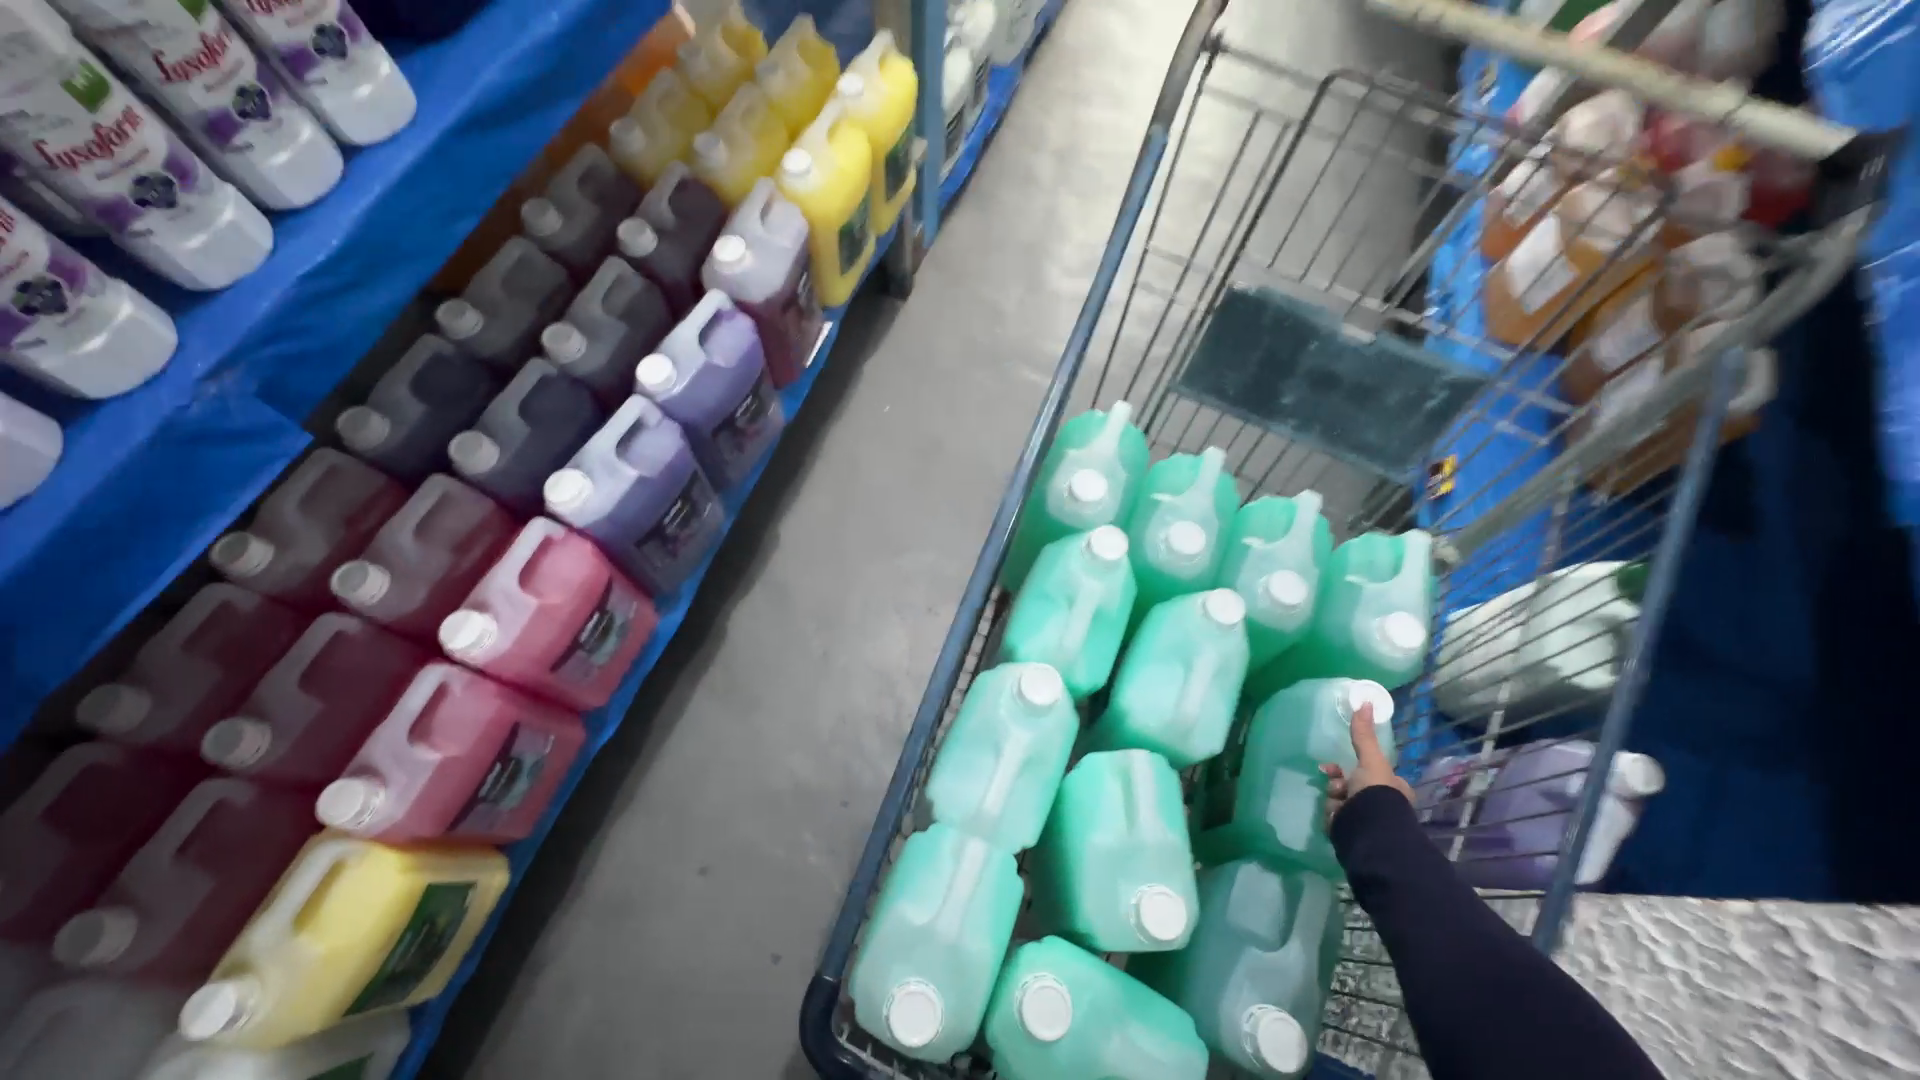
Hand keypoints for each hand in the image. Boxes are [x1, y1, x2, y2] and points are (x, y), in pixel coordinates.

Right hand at [1323, 701, 1412, 821]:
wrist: (1369, 828)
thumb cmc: (1375, 791)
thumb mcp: (1370, 759)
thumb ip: (1364, 734)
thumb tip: (1365, 701)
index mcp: (1392, 789)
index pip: (1367, 773)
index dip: (1349, 769)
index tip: (1335, 767)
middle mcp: (1382, 805)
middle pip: (1348, 786)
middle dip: (1338, 784)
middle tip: (1335, 785)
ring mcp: (1367, 820)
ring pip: (1339, 801)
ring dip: (1334, 800)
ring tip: (1338, 804)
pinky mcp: (1353, 832)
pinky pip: (1335, 817)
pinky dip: (1334, 815)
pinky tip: (1337, 817)